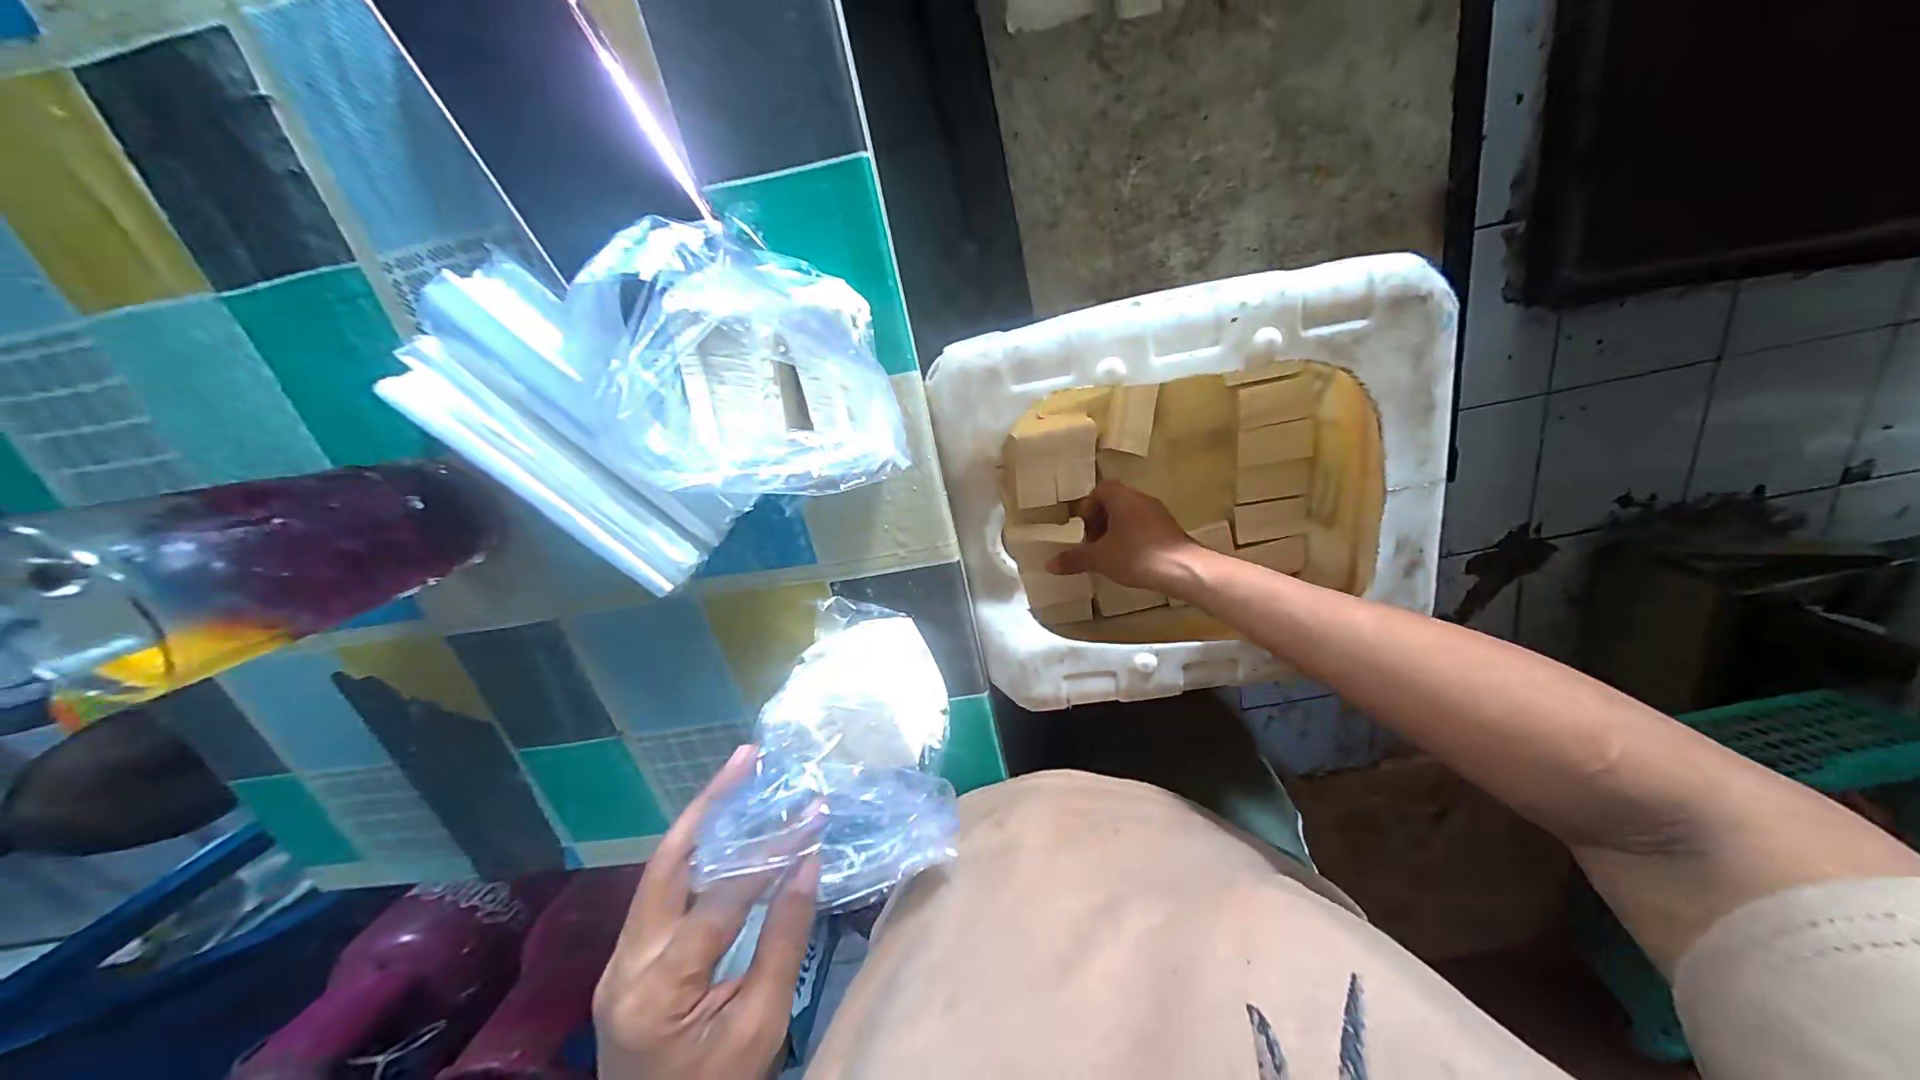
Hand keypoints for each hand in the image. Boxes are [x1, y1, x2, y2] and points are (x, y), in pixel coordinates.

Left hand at [594, 745, 820, 1079]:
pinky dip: (697, 853)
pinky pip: (663, 891)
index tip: (811, 814)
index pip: (723, 899)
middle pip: (668, 862)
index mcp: (658, 987)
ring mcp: (620, 957)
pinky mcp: (627, 957)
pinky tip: (723, 830)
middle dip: (710, 803)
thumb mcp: (760, 1028)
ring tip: (737, 777)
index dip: (771, 853)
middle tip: (747, 758)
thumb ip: (782, 943)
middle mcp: (627, 961)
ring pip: (661, 870)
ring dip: (701, 820)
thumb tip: (807, 865)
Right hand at [1046, 480, 1208, 596]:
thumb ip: (1074, 559)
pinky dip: (1132, 539)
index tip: (1084, 530)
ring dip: (1116, 531)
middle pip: (1114, 502)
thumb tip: (1049, 564)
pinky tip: (1130, 561)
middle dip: (1100, 522)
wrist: (1183, 569)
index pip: (1100, 489)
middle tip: (1093, 544)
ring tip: (1109, 555)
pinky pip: (1144, 527)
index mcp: (1122, 497)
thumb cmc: (1137, 555)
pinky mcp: (1170, 529)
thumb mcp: (1100, 559)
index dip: (1088, 508)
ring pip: (1130, 515)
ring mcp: (1159, 513)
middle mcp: (1141, 498)